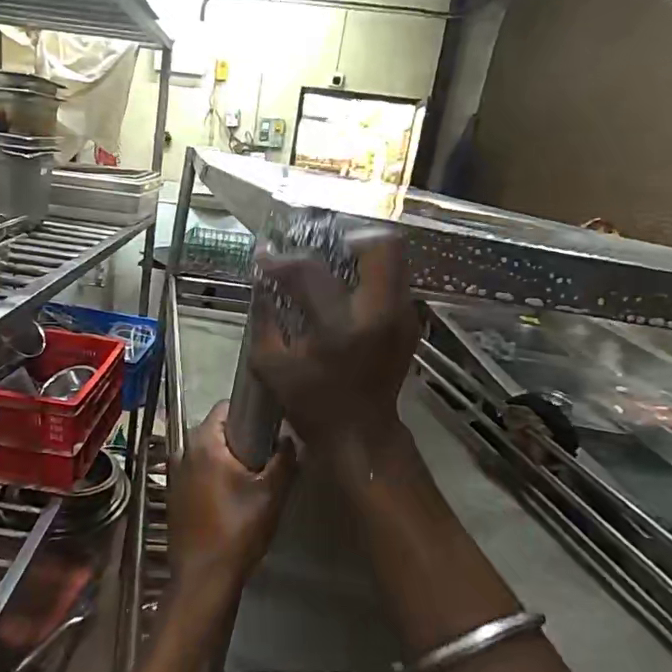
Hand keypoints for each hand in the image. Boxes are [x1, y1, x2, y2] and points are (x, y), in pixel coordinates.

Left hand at [167, 401, 296, 593]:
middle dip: (239, 438)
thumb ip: (284, 461)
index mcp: (203, 443)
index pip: (224, 408)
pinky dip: (212, 475)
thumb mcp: (271, 495)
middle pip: (214, 430)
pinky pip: (196, 471)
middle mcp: (183, 451)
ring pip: (204, 452)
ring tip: (251, 477)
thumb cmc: (238, 529)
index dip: (247, 412)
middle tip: (265, 455)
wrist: (204, 575)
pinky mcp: (173, 493)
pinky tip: (230, 496)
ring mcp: (174, 472)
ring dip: (225, 458)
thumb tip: (290, 439)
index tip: (267, 426)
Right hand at [250, 222, 422, 460]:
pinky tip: (344, 290)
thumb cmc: (310, 402)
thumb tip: (263, 280)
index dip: (282, 259)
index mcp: (339, 328)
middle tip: (318, 250)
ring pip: (393, 257)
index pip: (310, 271)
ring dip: (359, 254)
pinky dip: (367, 274)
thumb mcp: (269, 364)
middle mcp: (380, 315)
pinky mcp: (409, 321)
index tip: (266, 257)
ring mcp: (402, 316)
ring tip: (330, 265)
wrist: (360, 433)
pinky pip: (393, 278)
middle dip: (346, 239)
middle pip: (381, 246)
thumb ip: (263, 317)